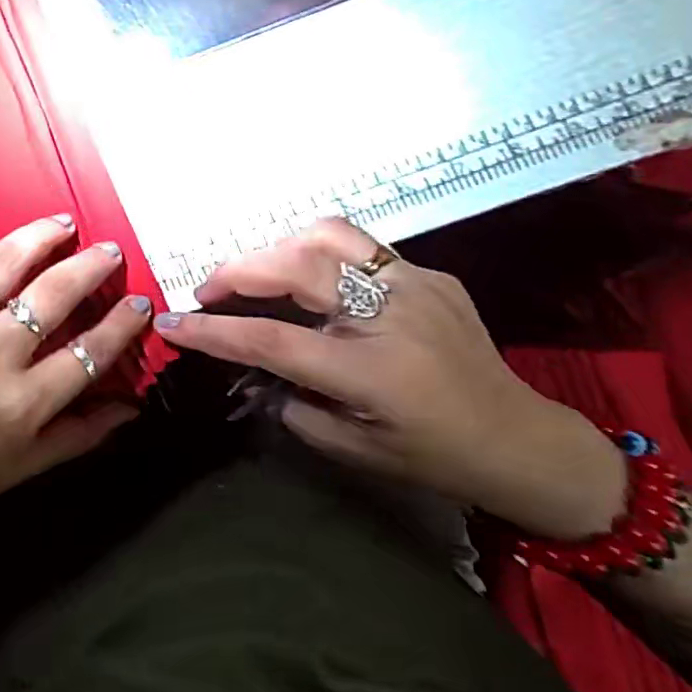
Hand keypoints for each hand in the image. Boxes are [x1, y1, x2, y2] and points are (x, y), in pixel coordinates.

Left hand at [0, 211, 150, 560]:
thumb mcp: (23, 468)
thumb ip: (80, 435)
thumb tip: (131, 407)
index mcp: (21, 404)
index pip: (87, 354)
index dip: (122, 325)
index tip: (140, 302)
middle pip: (50, 299)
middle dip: (89, 269)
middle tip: (109, 250)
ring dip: (35, 239)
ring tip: (62, 223)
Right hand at [154, 218, 626, 539]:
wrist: (519, 438)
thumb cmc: (433, 457)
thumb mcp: (353, 451)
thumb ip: (293, 406)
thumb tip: (256, 369)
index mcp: (370, 372)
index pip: (272, 341)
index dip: (213, 332)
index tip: (171, 323)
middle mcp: (392, 315)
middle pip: (297, 265)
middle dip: (238, 270)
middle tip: (209, 290)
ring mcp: (416, 284)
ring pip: (330, 234)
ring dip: (279, 247)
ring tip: (260, 273)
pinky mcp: (430, 273)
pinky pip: (363, 248)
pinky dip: (322, 256)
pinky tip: (317, 283)